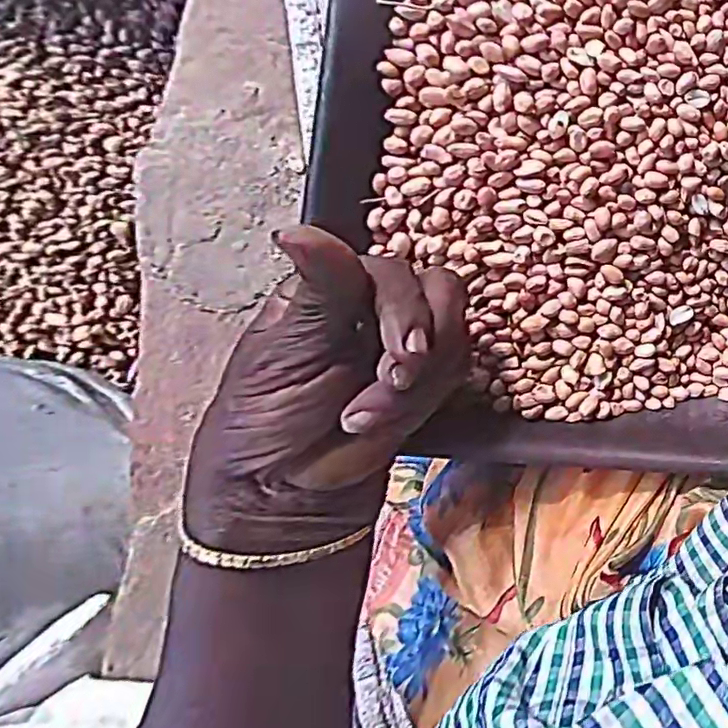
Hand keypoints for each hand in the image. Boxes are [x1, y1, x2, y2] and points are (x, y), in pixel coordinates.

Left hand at [182, 226, 467, 553]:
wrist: (284, 495)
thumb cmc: (264, 423)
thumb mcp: (284, 355)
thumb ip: (317, 292)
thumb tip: (298, 231)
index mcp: (335, 291)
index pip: (393, 270)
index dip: (405, 305)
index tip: (402, 350)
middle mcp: (379, 307)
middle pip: (440, 288)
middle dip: (426, 336)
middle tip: (398, 378)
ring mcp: (412, 338)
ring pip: (458, 326)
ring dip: (425, 375)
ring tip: (372, 412)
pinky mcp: (435, 371)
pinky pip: (463, 362)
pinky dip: (430, 394)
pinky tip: (386, 417)